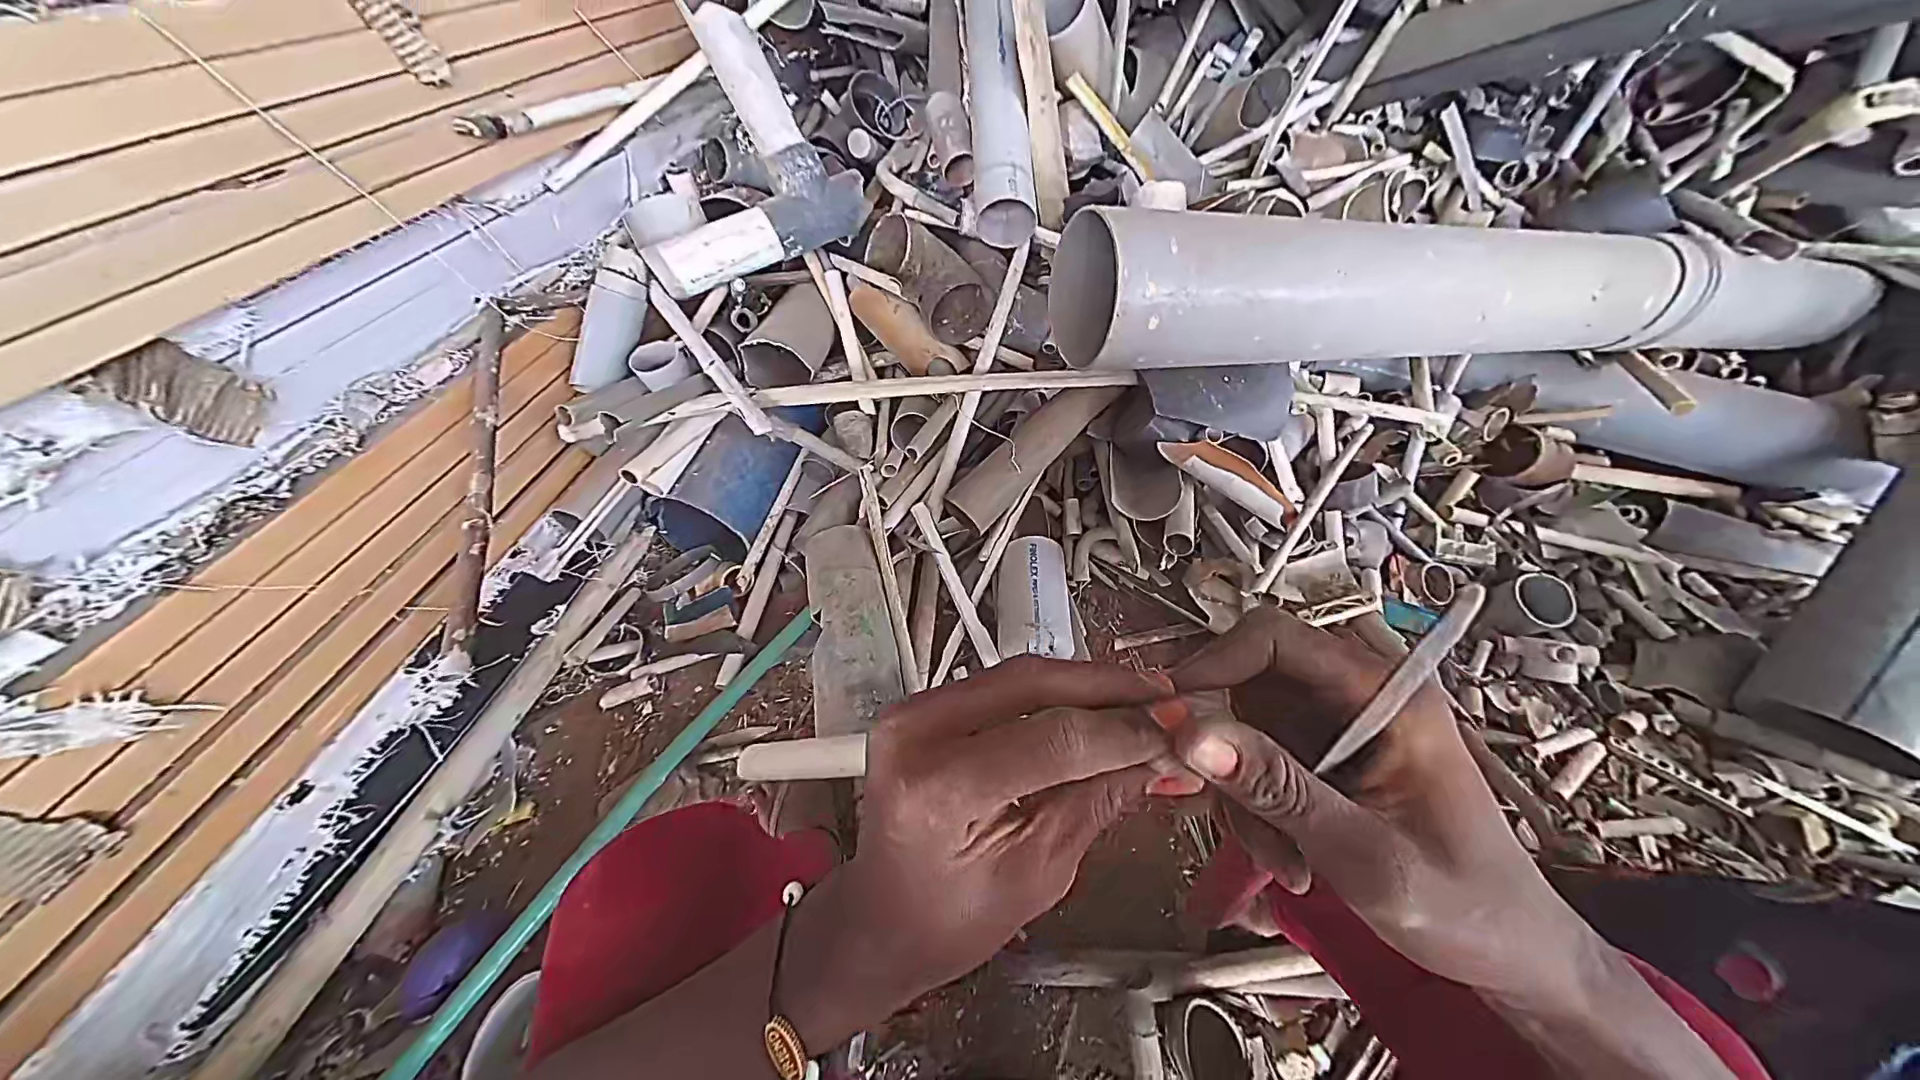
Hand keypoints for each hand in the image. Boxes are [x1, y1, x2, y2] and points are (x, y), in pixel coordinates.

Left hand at [778, 656, 1195, 1047]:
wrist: (880, 915)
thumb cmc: (949, 920)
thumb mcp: (1038, 873)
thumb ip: (1097, 800)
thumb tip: (1159, 755)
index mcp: (938, 788)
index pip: (1054, 738)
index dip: (1125, 730)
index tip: (1177, 729)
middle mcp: (916, 730)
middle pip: (1033, 682)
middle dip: (1108, 687)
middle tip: (1166, 698)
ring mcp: (912, 709)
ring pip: (1020, 674)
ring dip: (1085, 684)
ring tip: (1142, 700)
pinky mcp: (921, 705)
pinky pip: (1002, 686)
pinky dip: (1054, 692)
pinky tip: (1094, 703)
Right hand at [1164, 607, 1597, 999]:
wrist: (1507, 951)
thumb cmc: (1468, 906)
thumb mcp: (1368, 856)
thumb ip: (1278, 790)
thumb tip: (1190, 734)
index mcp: (1388, 693)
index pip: (1276, 637)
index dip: (1213, 664)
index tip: (1170, 714)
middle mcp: (1354, 694)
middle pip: (1246, 682)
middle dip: (1226, 748)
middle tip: (1229, 809)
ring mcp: (1330, 723)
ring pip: (1238, 724)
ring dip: (1239, 789)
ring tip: (1279, 854)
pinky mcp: (1313, 752)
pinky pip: (1248, 756)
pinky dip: (1247, 802)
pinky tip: (1282, 850)